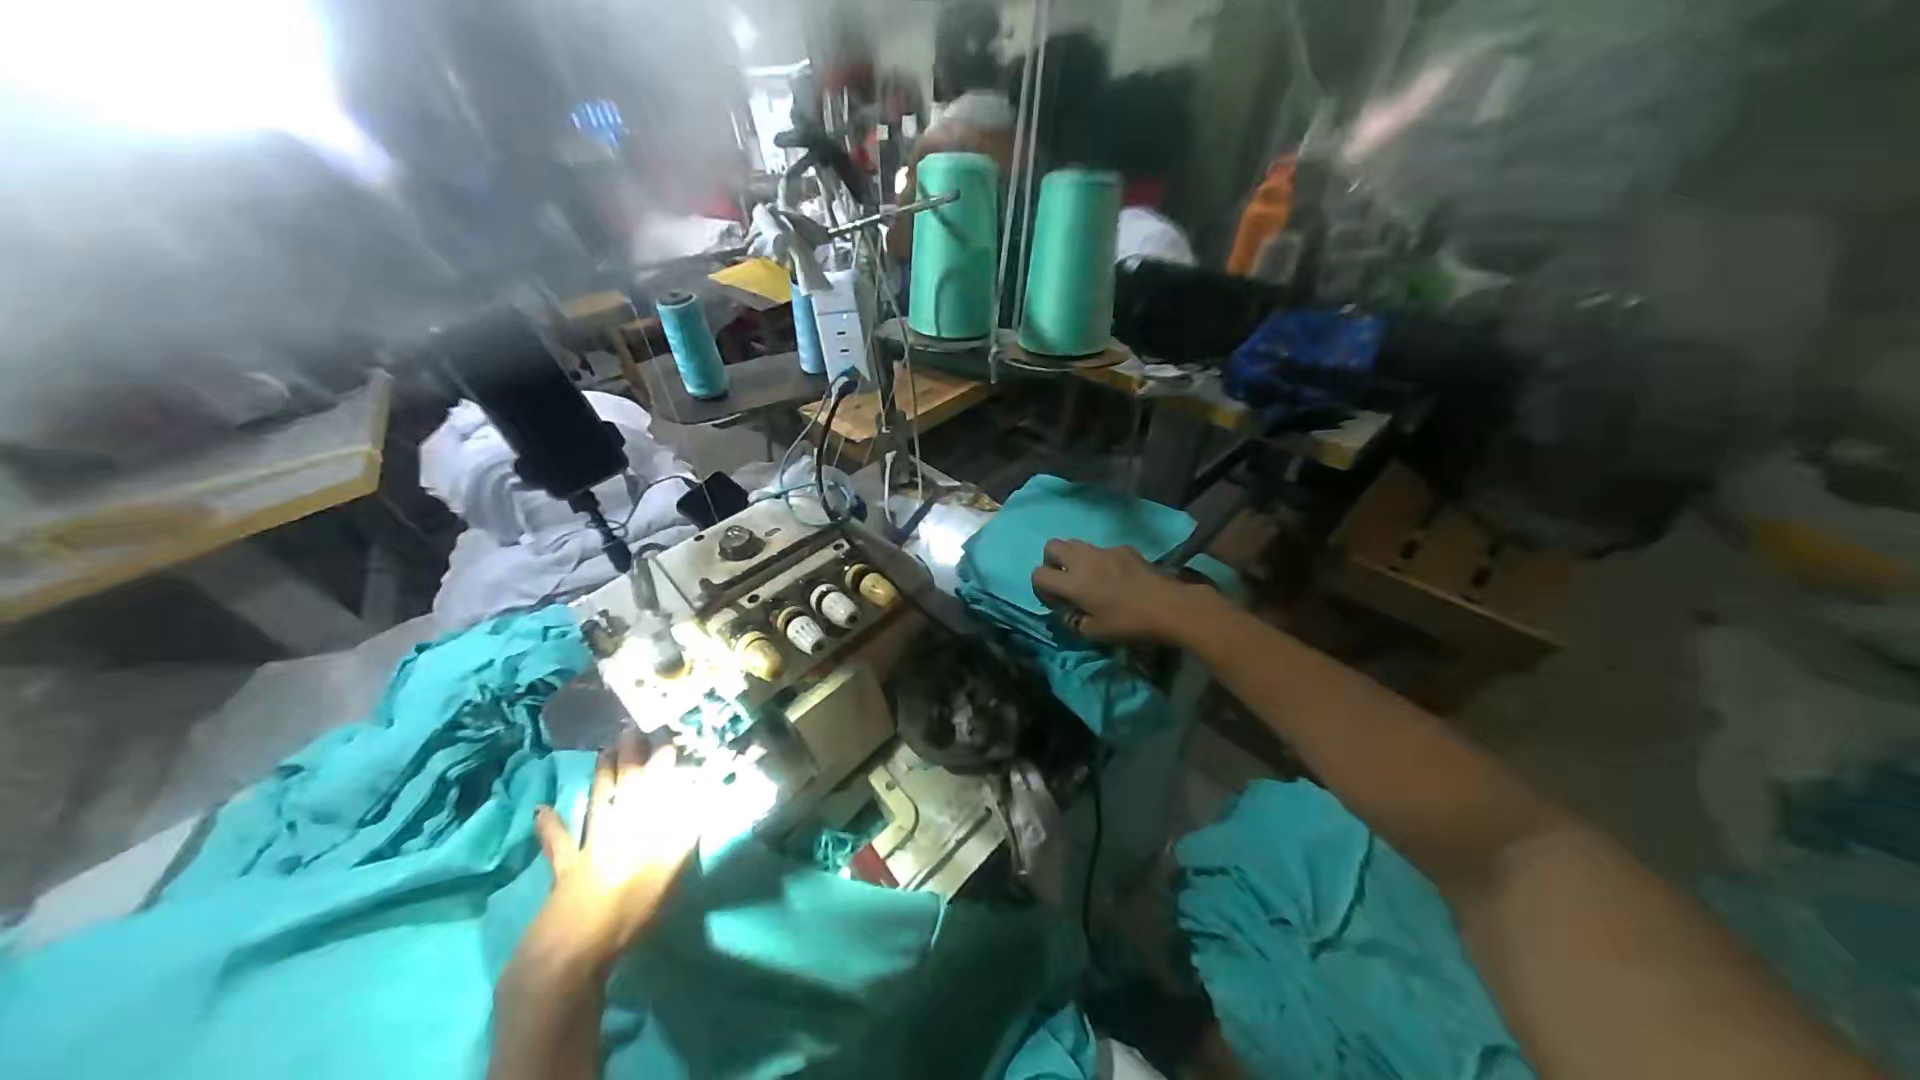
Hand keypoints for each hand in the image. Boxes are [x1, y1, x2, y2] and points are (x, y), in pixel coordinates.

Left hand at [528, 728, 698, 967]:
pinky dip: (551, 826)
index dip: (662, 757)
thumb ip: (683, 832)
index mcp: (646, 825)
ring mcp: (592, 845)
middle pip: (628, 785)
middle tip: (633, 727)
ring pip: (599, 802)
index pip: (657, 782)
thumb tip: (698, 795)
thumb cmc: (631, 911)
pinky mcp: (568, 868)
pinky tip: (540, 809)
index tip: (666, 731)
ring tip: (604, 749)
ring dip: (602, 776)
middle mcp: (620, 827)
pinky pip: (560, 843)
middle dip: (632, 755)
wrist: (573, 949)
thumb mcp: (670, 870)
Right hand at [1029, 539, 1213, 644]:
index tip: (1056, 602)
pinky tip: (1116, 578)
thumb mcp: (1095, 633)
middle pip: (1052, 546)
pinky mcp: (1124, 548)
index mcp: (1073, 582)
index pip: (1038, 574)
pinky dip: (1099, 560)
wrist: (1169, 606)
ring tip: (1088, 579)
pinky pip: (1101, 549)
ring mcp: (1104, 550)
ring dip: (1074, 558)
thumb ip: (1073, 623)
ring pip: (1076, 543)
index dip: (1040, 589)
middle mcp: (1084, 560)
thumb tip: (1067, 615)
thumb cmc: (1129, 622)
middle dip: (1051, 562)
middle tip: (1065, 582)